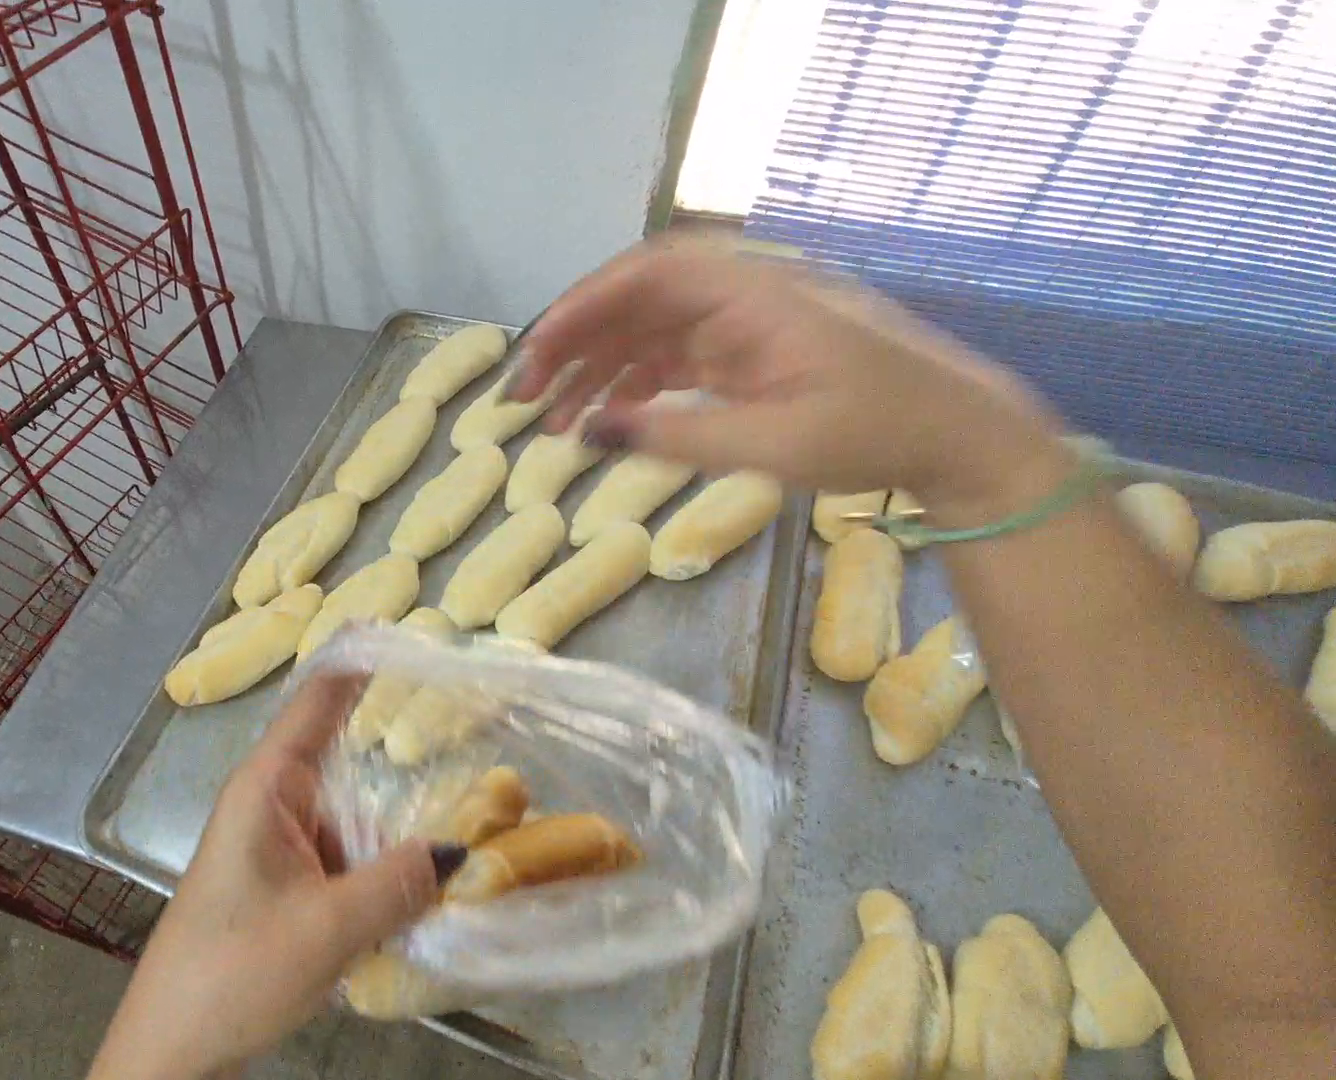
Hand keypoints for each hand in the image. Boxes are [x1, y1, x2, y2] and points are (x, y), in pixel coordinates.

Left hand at [88, 673, 443, 1079]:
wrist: (171, 1050)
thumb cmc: (231, 972)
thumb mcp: (325, 929)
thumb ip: (396, 884)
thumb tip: (459, 848)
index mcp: (267, 786)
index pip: (317, 699)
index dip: (357, 658)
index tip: (399, 625)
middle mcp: (272, 799)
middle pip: (341, 747)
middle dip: (395, 730)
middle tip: (462, 707)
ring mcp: (280, 839)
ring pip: (351, 804)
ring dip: (396, 806)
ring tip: (468, 790)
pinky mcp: (287, 877)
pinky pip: (345, 846)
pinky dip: (382, 850)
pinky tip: (425, 863)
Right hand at [512, 235, 1070, 521]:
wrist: (952, 438)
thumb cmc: (873, 432)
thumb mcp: (770, 444)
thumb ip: (673, 435)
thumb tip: (589, 431)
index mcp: (752, 296)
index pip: (650, 273)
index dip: (584, 303)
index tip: (538, 348)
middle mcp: (736, 297)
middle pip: (632, 301)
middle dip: (571, 342)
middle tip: (523, 393)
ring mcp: (735, 326)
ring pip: (641, 332)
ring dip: (591, 370)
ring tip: (551, 421)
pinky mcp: (737, 355)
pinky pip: (663, 360)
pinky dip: (626, 387)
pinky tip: (602, 420)